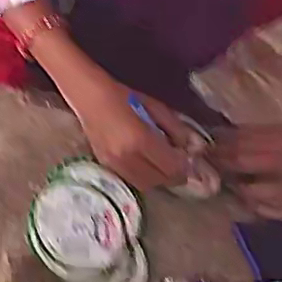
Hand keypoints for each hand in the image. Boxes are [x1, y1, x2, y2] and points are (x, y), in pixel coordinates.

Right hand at [68, 80, 193, 190]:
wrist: (89, 96)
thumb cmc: (123, 97)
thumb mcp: (155, 107)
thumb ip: (176, 128)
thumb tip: (192, 147)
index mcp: (141, 140)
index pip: (172, 167)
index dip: (185, 167)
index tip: (189, 159)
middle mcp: (127, 157)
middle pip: (160, 180)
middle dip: (173, 174)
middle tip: (178, 162)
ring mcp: (114, 164)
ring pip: (145, 185)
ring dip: (158, 178)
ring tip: (160, 163)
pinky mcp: (105, 165)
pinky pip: (131, 179)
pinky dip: (142, 175)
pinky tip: (143, 161)